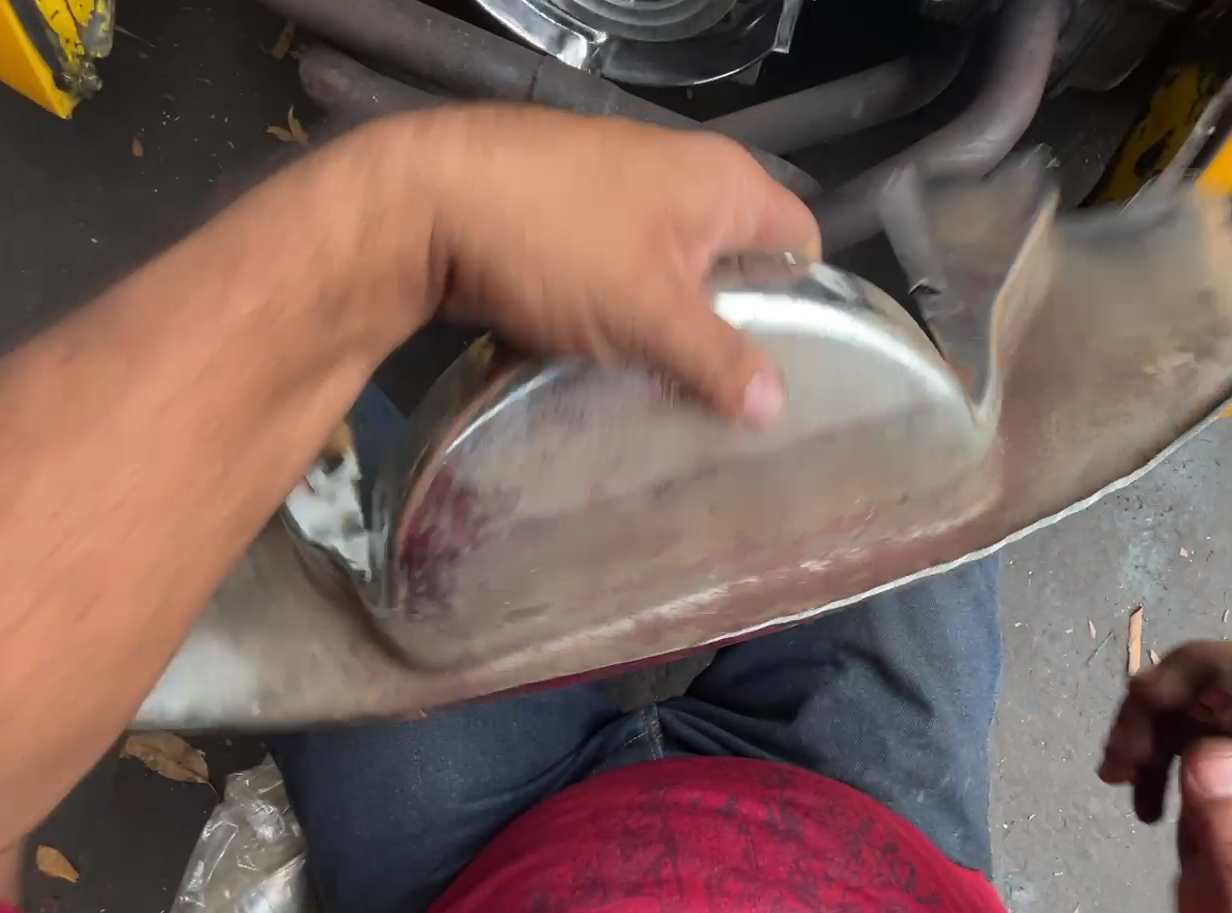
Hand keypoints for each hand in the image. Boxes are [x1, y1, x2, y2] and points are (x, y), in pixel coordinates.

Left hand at [344, 106, 818, 423]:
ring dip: (681, 338)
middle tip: (739, 402)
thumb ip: (717, 359)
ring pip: (680, 285)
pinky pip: (630, 288)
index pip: (799, 241)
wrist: (426, 207)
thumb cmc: (558, 243)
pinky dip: (634, 327)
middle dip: (741, 333)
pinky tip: (628, 374)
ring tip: (686, 400)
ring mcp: (628, 206)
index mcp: (723, 184)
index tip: (797, 367)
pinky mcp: (582, 233)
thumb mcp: (650, 311)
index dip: (806, 301)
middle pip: (740, 270)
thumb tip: (776, 408)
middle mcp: (684, 185)